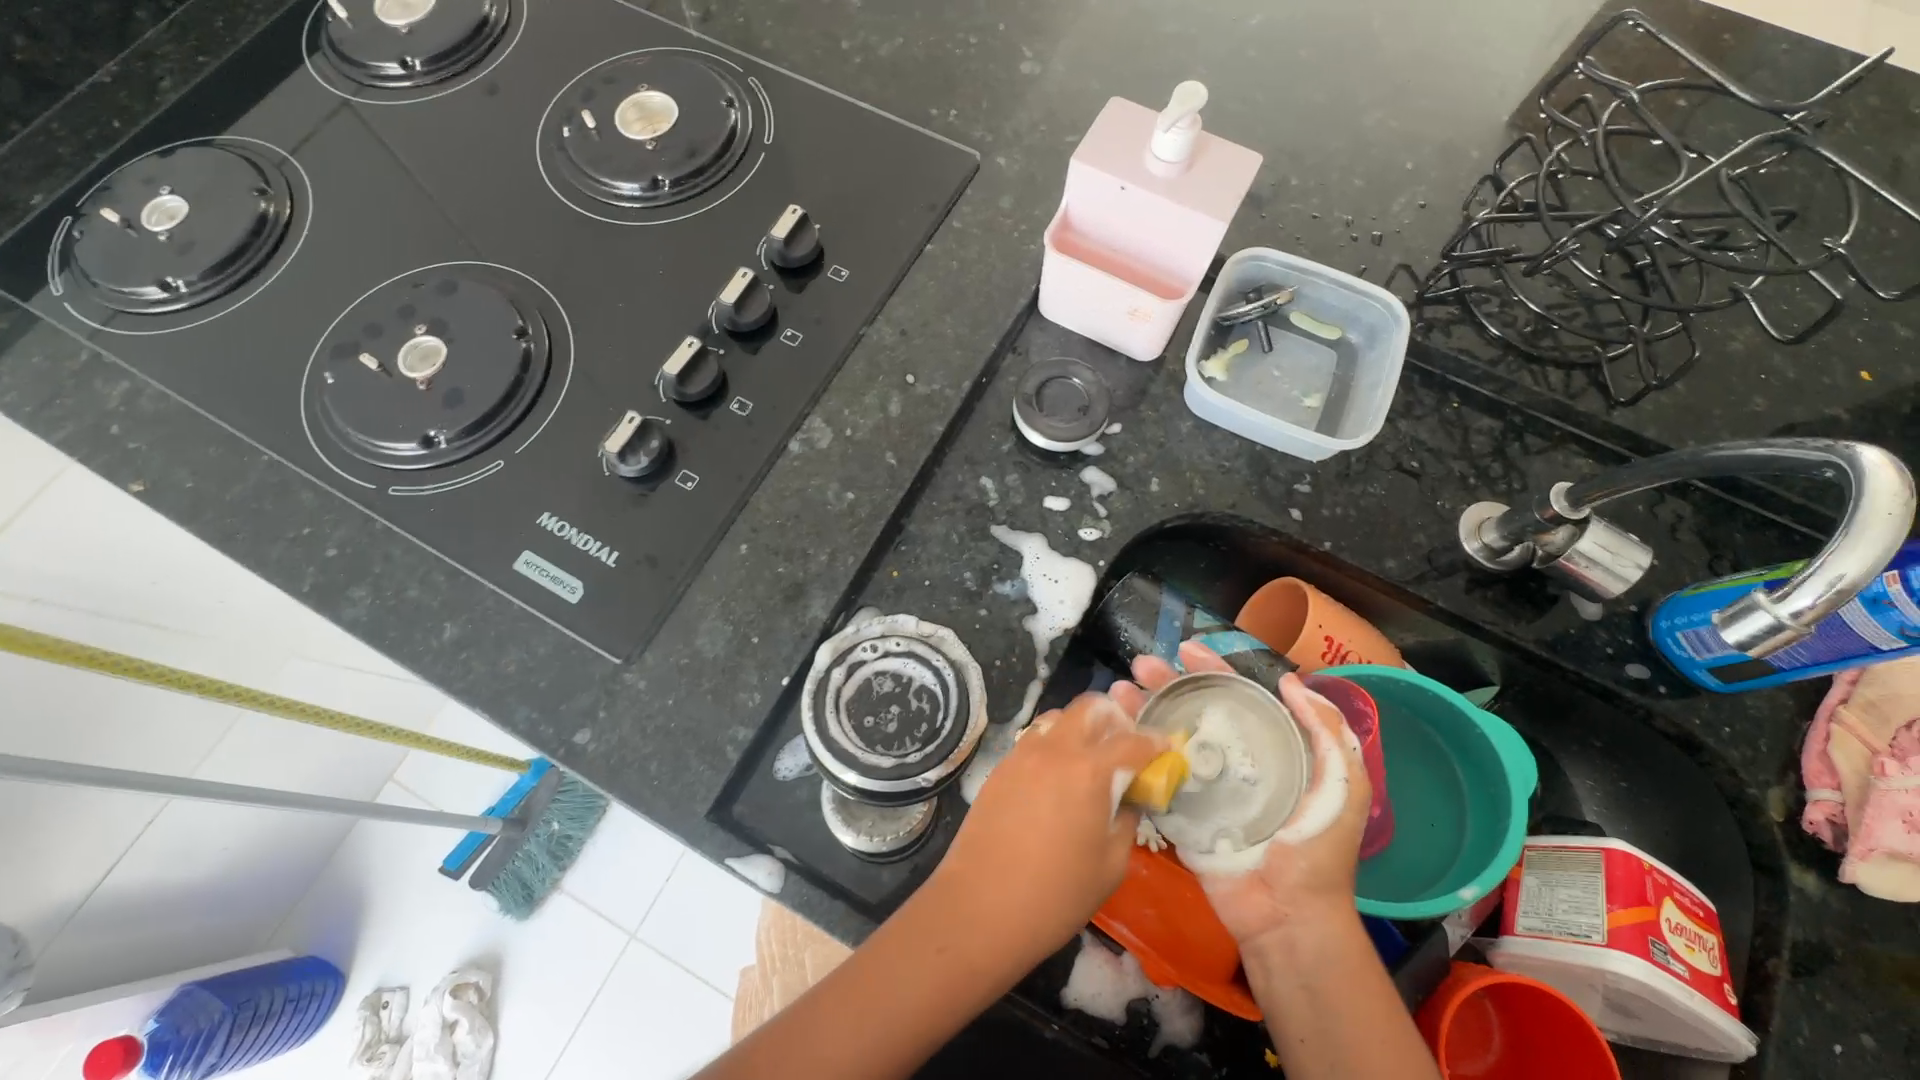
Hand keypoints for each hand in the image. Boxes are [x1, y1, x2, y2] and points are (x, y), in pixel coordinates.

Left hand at [934, 693, 1166, 967]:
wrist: (981, 908)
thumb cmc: (1056, 895)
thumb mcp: (1111, 864)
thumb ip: (1127, 819)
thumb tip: (1130, 798)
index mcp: (1089, 771)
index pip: (1132, 740)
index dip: (1155, 743)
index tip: (1166, 750)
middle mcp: (1054, 750)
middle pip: (1089, 708)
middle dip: (1114, 719)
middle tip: (1126, 748)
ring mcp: (1021, 756)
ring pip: (1056, 719)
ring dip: (1080, 729)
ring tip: (1090, 761)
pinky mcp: (999, 770)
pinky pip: (1033, 741)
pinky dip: (1053, 747)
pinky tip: (1057, 780)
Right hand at [1110, 641, 1370, 950]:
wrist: (1286, 916)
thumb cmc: (1317, 853)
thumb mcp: (1343, 789)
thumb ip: (1327, 735)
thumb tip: (1289, 681)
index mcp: (1273, 750)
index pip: (1241, 698)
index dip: (1215, 671)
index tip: (1188, 650)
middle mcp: (1234, 760)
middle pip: (1196, 710)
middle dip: (1168, 682)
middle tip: (1140, 665)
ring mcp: (1203, 786)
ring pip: (1169, 736)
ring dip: (1143, 709)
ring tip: (1118, 689)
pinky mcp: (1179, 813)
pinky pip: (1154, 776)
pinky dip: (1132, 752)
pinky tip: (1113, 732)